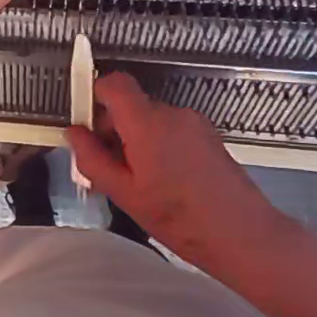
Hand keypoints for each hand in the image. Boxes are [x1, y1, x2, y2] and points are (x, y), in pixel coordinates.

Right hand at [66, 72, 299, 274]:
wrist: (241, 233)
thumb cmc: (180, 218)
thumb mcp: (124, 194)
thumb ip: (93, 159)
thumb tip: (75, 134)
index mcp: (148, 123)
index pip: (115, 83)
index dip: (95, 95)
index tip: (87, 123)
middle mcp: (172, 114)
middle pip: (131, 104)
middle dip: (114, 128)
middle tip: (109, 166)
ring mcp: (194, 122)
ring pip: (150, 119)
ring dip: (137, 139)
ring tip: (139, 180)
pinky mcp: (207, 134)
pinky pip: (171, 128)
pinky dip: (158, 144)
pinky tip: (163, 180)